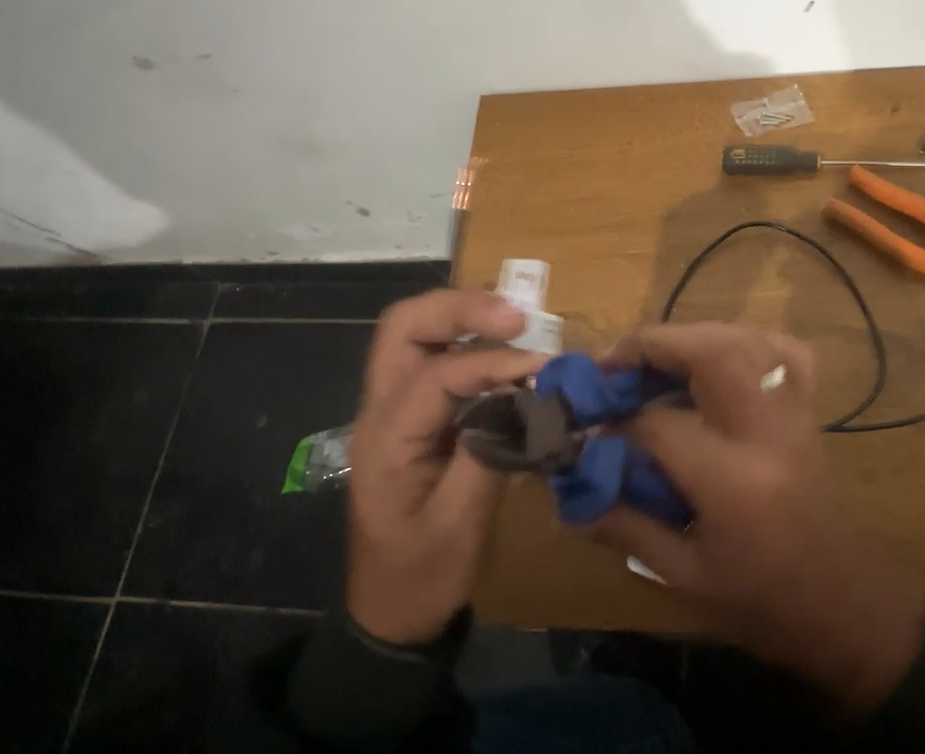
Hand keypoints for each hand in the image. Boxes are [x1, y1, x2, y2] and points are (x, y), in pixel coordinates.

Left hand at [344, 290, 546, 644]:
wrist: (391, 615)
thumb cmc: (423, 576)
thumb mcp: (460, 525)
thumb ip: (489, 452)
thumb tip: (524, 397)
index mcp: (386, 439)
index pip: (437, 374)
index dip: (492, 362)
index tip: (543, 365)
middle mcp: (381, 412)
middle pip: (404, 327)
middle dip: (460, 308)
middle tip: (518, 316)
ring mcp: (394, 412)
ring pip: (414, 335)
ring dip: (463, 317)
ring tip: (517, 321)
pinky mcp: (414, 420)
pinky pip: (434, 361)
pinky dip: (470, 344)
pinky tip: (506, 350)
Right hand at [592, 323, 924, 710]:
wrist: (851, 609)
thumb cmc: (765, 604)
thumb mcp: (685, 578)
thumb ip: (627, 526)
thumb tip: (576, 488)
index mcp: (731, 482)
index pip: (660, 424)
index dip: (616, 423)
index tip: (590, 431)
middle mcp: (766, 434)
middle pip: (711, 353)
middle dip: (653, 345)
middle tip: (612, 363)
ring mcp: (795, 417)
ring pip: (748, 341)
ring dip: (694, 336)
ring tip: (655, 358)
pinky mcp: (812, 415)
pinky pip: (786, 354)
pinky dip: (747, 342)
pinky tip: (718, 358)